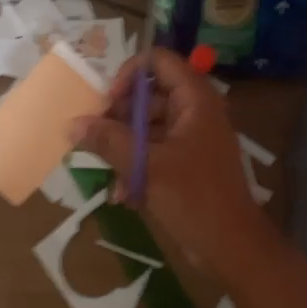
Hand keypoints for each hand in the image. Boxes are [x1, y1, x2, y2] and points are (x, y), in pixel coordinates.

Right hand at [72, 48, 279, 278]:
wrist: (234, 247)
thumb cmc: (195, 198)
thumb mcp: (147, 167)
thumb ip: (109, 141)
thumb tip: (72, 124)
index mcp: (194, 98)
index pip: (158, 60)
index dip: (129, 74)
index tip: (108, 101)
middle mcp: (194, 110)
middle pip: (148, 94)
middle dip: (119, 116)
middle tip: (95, 137)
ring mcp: (192, 137)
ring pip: (148, 126)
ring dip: (124, 147)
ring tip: (107, 172)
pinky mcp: (188, 163)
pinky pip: (155, 152)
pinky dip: (138, 167)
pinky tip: (123, 195)